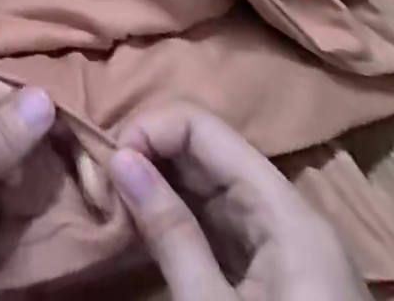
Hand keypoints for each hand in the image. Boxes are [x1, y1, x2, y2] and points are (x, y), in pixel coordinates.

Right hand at [109, 105, 370, 300]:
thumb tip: (120, 157)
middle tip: (105, 178)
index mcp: (286, 213)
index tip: (112, 163)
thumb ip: (170, 230)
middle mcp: (288, 212)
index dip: (151, 129)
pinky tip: (147, 220)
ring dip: (158, 178)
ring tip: (117, 196)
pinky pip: (218, 214)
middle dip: (149, 151)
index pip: (203, 128)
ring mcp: (283, 239)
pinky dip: (178, 208)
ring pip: (208, 178)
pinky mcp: (274, 265)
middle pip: (206, 147)